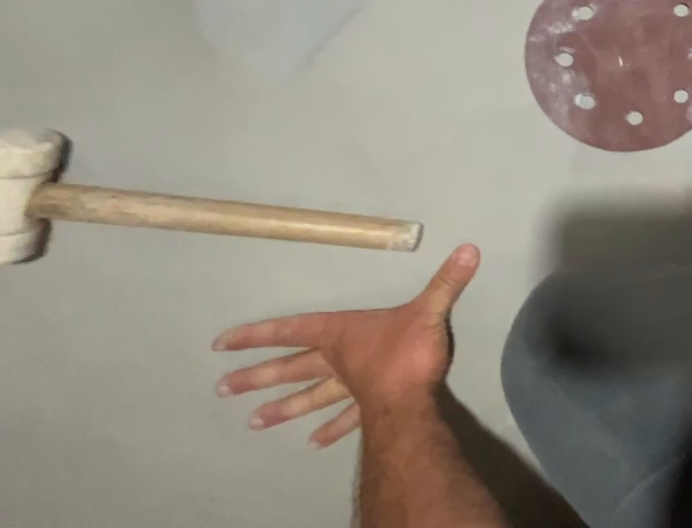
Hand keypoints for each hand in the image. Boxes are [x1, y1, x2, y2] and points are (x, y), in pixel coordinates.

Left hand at [212, 244, 479, 447]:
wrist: (411, 401)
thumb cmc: (409, 353)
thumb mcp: (429, 309)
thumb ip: (447, 280)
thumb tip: (470, 248)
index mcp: (343, 334)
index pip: (293, 330)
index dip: (258, 335)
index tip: (222, 344)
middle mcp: (338, 361)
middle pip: (292, 368)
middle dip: (257, 376)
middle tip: (221, 389)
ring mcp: (348, 388)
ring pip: (309, 397)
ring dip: (283, 408)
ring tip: (253, 423)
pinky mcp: (365, 408)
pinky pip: (344, 418)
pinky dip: (330, 429)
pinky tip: (314, 443)